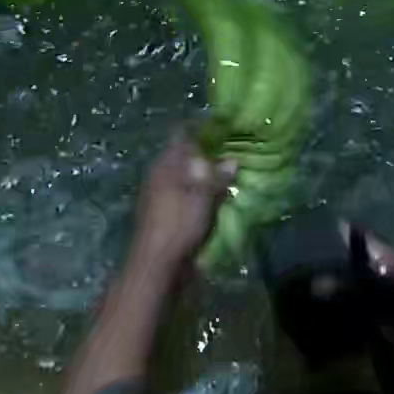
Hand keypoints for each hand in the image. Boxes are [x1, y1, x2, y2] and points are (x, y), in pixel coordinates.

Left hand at [131, 133, 237, 279]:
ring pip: (189, 173)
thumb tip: (231, 159)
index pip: (184, 135)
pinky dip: (204, 189)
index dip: (205, 129)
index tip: (229, 127)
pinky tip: (221, 194)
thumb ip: (216, 175)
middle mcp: (161, 174)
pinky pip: (189, 191)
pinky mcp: (167, 211)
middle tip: (237, 149)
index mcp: (166, 165)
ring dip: (208, 172)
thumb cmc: (179, 225)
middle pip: (187, 155)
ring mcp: (162, 193)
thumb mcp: (203, 197)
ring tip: (234, 171)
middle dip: (211, 152)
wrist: (156, 266)